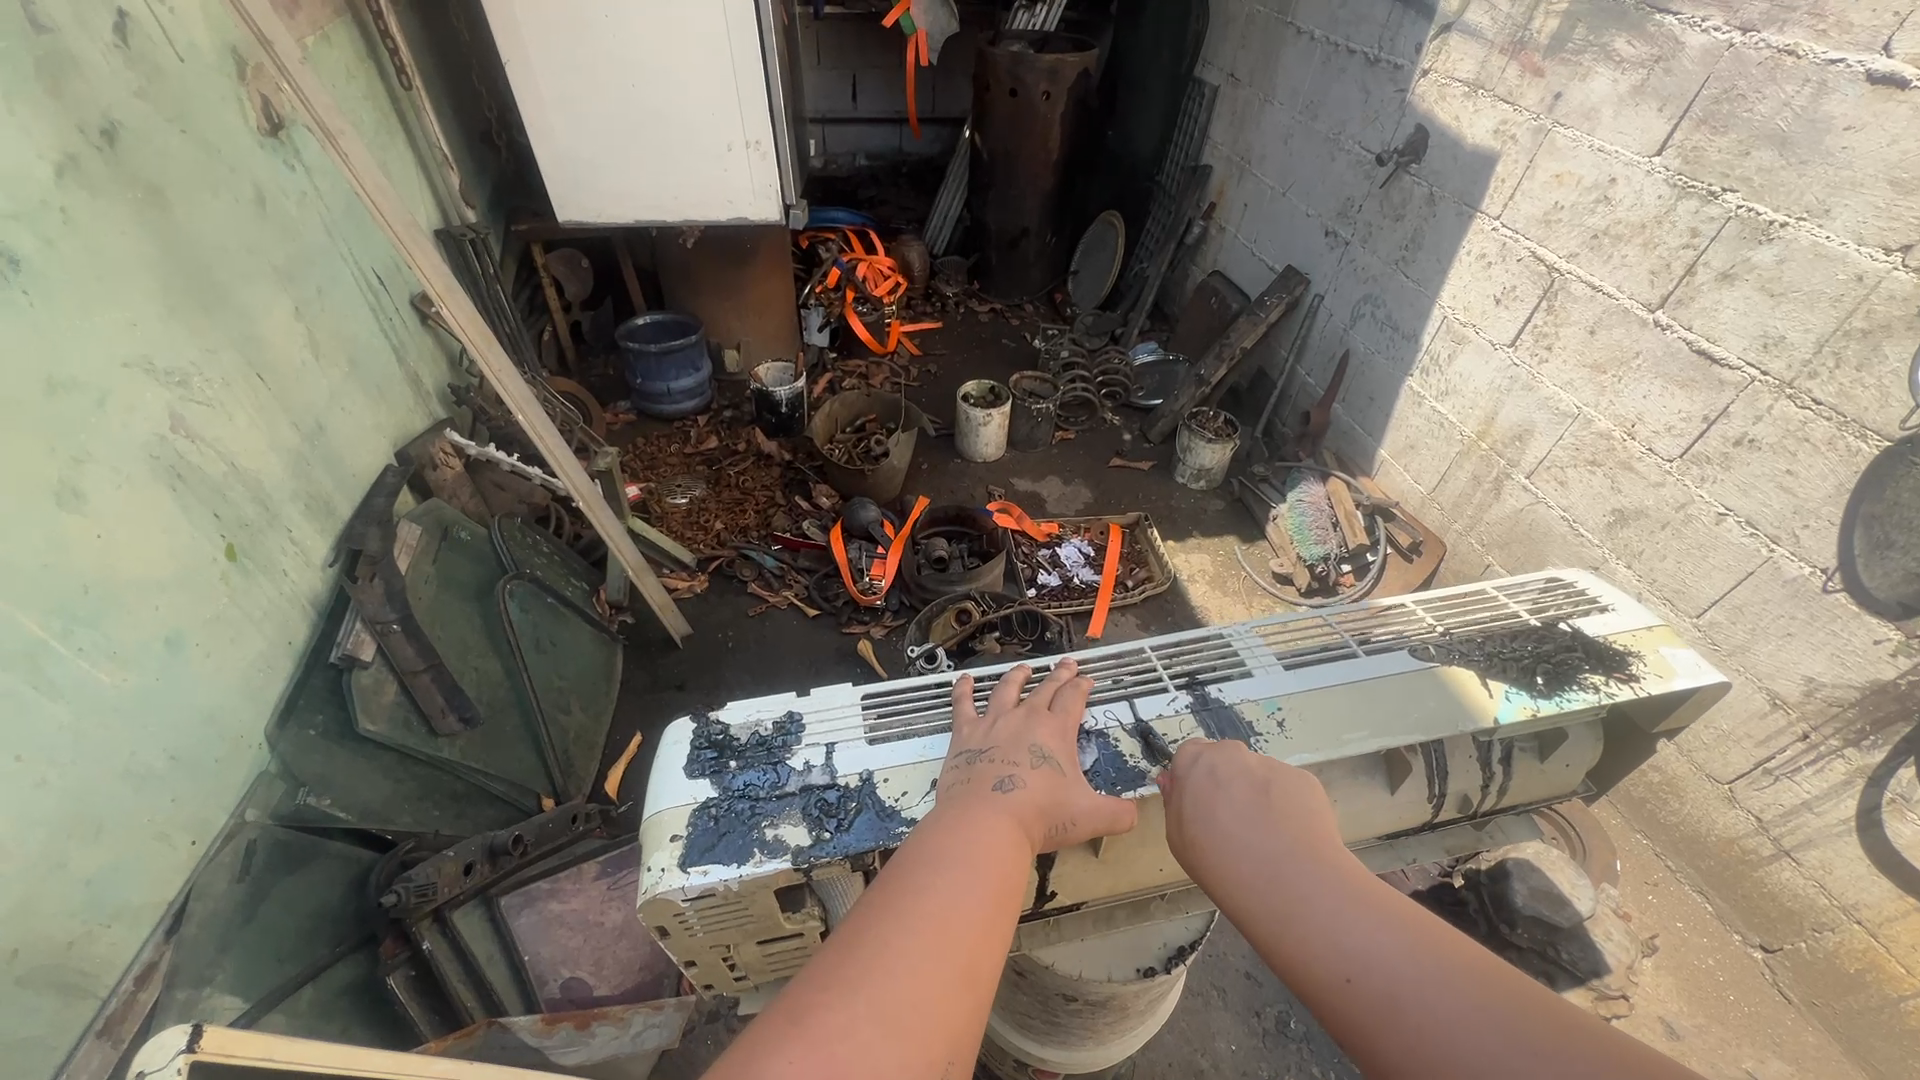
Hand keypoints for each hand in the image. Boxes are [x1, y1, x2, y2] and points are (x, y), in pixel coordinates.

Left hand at [933, 658, 1138, 855]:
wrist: (986, 821)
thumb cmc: (1041, 817)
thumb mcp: (1091, 818)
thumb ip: (1118, 814)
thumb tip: (1135, 814)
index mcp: (1056, 730)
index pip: (1073, 698)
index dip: (1082, 686)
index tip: (1087, 680)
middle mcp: (1025, 717)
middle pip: (1045, 688)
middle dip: (1059, 675)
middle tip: (1066, 665)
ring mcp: (993, 722)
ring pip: (1007, 689)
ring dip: (1017, 677)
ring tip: (1023, 669)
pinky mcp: (965, 734)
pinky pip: (963, 704)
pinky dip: (963, 690)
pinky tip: (964, 680)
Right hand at [1156, 738, 1346, 891]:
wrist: (1289, 885)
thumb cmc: (1220, 865)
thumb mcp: (1178, 840)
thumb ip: (1174, 802)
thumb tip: (1175, 782)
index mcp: (1197, 762)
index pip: (1190, 755)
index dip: (1195, 780)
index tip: (1201, 807)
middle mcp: (1234, 754)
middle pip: (1226, 761)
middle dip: (1228, 784)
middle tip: (1233, 824)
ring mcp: (1273, 765)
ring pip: (1259, 776)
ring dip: (1258, 796)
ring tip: (1267, 838)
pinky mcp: (1305, 780)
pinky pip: (1288, 789)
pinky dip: (1287, 806)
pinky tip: (1289, 838)